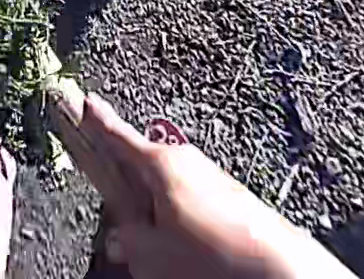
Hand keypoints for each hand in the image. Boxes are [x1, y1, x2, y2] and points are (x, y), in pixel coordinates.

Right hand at [84, 95, 353, 278]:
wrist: (277, 265)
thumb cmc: (212, 257)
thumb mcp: (154, 257)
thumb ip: (129, 240)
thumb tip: (119, 235)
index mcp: (160, 165)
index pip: (119, 137)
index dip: (99, 121)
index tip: (86, 101)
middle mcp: (183, 160)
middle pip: (143, 172)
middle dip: (132, 197)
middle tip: (128, 232)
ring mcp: (207, 175)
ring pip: (168, 193)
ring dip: (159, 218)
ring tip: (167, 257)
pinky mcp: (226, 195)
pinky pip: (191, 204)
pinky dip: (182, 225)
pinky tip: (191, 255)